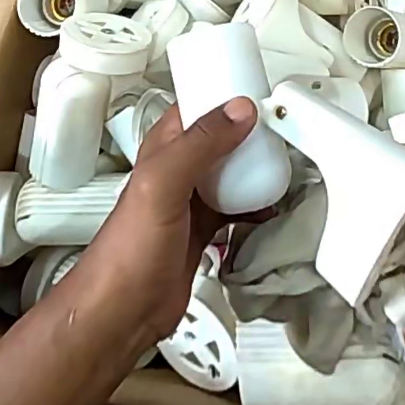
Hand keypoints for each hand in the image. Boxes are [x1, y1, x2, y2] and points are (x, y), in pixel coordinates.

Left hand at [58, 98, 256, 353]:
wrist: (124, 311)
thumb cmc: (127, 251)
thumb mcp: (163, 183)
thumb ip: (200, 144)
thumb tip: (238, 111)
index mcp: (164, 146)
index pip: (199, 104)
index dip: (226, 94)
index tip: (259, 93)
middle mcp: (179, 167)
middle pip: (222, 137)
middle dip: (250, 132)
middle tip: (279, 131)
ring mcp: (192, 198)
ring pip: (232, 170)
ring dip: (255, 168)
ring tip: (281, 165)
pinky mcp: (204, 227)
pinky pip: (237, 205)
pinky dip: (256, 204)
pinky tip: (270, 208)